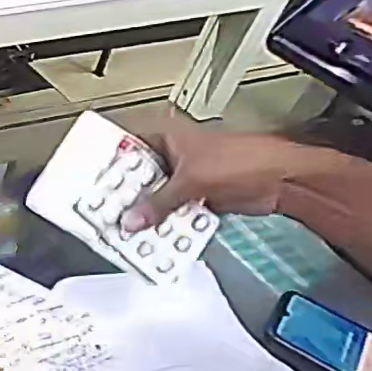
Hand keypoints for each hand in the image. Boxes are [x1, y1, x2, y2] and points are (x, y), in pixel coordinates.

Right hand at [121, 121, 337, 232]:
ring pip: (149, 196)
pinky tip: (149, 235)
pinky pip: (166, 211)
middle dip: (122, 197)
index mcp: (165, 135)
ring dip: (142, 213)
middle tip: (103, 213)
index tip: (88, 185)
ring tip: (123, 229)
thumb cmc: (244, 160)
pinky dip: (160, 222)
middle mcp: (168, 155)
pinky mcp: (190, 196)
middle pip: (133, 177)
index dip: (105, 166)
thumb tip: (131, 221)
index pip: (123, 147)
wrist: (282, 181)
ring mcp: (179, 176)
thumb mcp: (191, 181)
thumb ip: (158, 204)